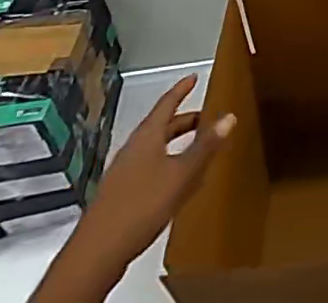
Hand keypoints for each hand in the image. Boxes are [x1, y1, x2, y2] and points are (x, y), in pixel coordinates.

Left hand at [79, 74, 233, 259]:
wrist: (99, 251)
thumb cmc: (142, 204)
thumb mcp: (181, 174)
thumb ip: (205, 147)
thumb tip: (228, 117)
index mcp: (147, 136)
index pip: (167, 103)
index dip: (181, 89)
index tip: (193, 77)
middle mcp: (134, 147)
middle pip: (162, 125)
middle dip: (184, 120)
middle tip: (205, 117)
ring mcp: (125, 170)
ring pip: (156, 147)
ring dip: (176, 142)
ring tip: (197, 147)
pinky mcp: (122, 192)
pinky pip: (151, 166)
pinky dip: (168, 162)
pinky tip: (178, 182)